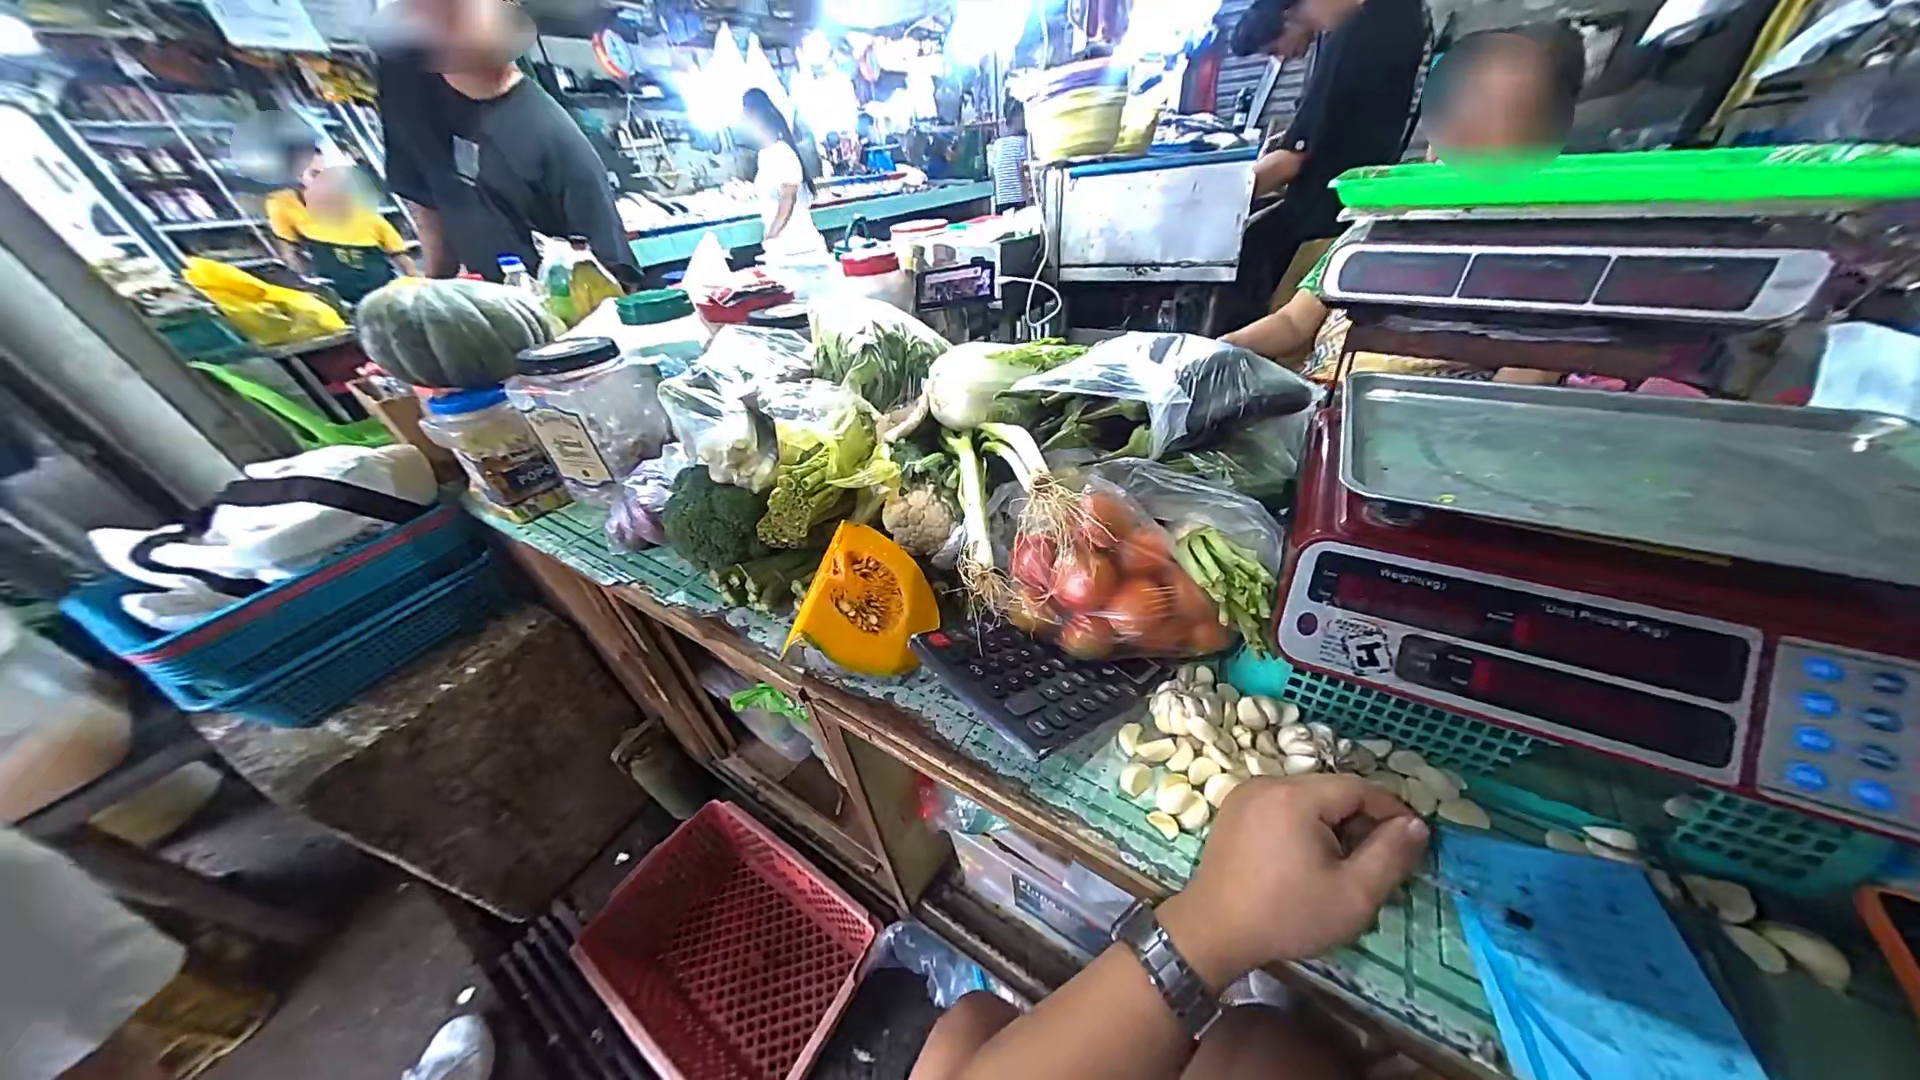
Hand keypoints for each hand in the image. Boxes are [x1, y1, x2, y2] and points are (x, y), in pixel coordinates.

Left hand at [1157, 775, 1428, 989]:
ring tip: (1344, 865)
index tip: (1414, 840)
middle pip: (1329, 790)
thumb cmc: (1289, 913)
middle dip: (1361, 819)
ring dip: (1332, 822)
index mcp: (1293, 795)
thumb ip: (1390, 854)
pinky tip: (1309, 859)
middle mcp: (1266, 783)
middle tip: (1379, 861)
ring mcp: (1245, 793)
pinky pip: (1280, 804)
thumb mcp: (1354, 892)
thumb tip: (1415, 824)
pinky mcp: (1234, 808)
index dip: (1391, 810)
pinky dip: (1303, 822)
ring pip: (1305, 797)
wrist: (1217, 926)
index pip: (1356, 787)